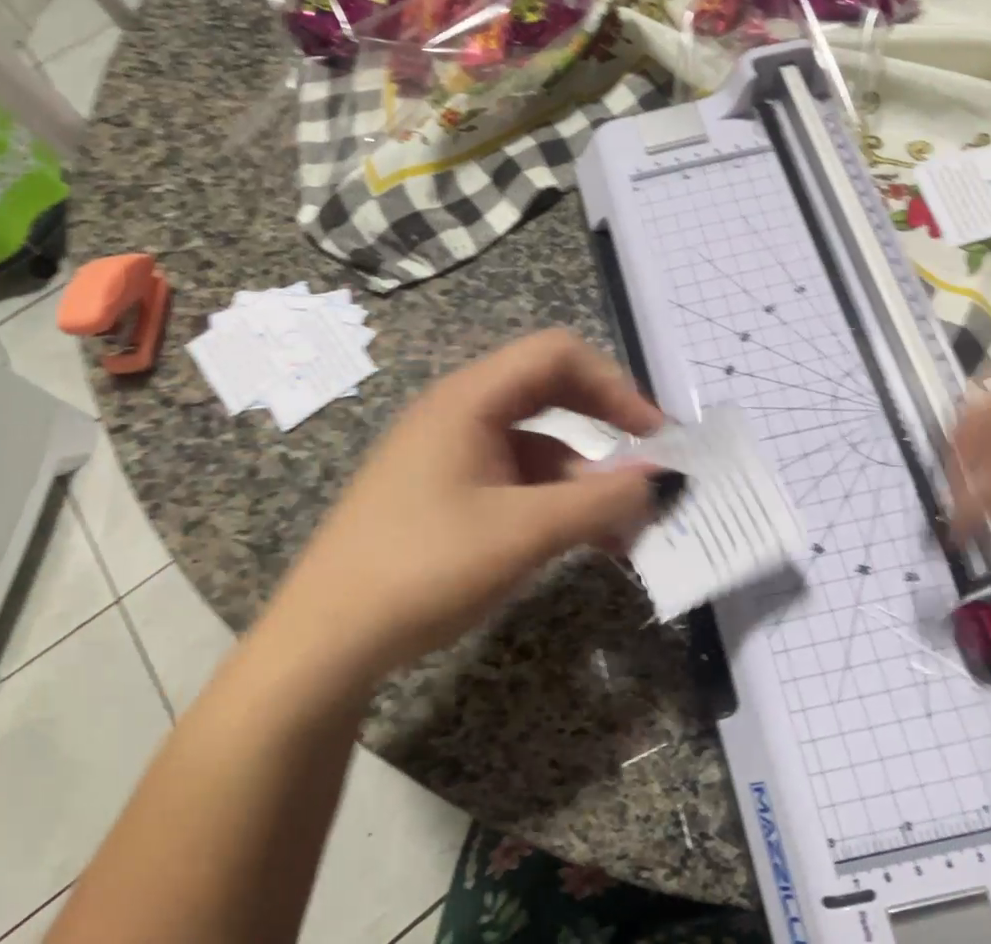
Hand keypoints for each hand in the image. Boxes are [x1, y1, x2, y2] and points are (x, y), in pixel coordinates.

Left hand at [267, 330, 674, 680]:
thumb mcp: (523, 533)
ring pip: (534, 447)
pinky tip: (579, 545)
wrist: (329, 636)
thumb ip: (599, 502)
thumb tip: (661, 481)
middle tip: (648, 475)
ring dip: (583, 482)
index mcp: (468, 400)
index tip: (656, 437)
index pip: (557, 356)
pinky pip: (512, 482)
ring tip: (624, 534)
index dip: (615, 386)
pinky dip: (552, 505)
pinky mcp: (442, 495)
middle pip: (548, 395)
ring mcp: (447, 456)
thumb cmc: (425, 568)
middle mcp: (457, 414)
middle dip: (605, 431)